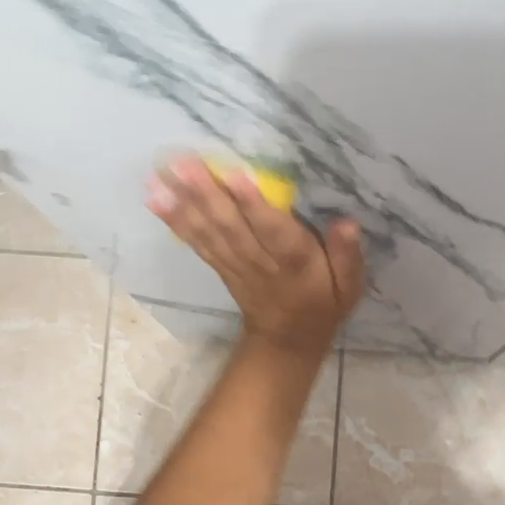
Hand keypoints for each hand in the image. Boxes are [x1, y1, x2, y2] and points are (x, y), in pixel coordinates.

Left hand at [147, 155, 364, 355]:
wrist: (288, 340)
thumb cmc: (322, 304)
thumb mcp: (348, 286)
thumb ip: (347, 255)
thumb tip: (348, 223)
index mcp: (295, 263)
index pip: (273, 230)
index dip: (255, 205)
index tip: (237, 175)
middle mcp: (260, 262)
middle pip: (231, 227)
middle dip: (206, 194)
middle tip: (184, 164)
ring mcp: (235, 265)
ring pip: (209, 233)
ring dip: (182, 204)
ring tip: (158, 178)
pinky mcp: (220, 267)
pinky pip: (197, 243)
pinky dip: (175, 221)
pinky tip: (156, 200)